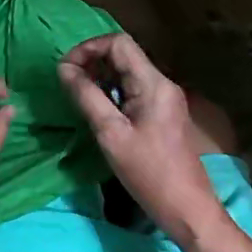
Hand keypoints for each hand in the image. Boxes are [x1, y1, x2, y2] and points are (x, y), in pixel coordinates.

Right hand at [57, 34, 226, 244]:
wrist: (188, 208)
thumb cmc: (148, 172)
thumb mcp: (110, 134)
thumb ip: (86, 96)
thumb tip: (63, 68)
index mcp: (153, 83)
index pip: (118, 43)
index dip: (88, 48)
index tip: (66, 69)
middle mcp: (162, 83)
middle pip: (123, 54)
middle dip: (92, 61)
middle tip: (68, 82)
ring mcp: (165, 98)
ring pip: (127, 71)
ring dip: (100, 76)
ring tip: (79, 94)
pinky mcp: (163, 112)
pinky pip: (133, 89)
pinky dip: (112, 90)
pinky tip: (98, 109)